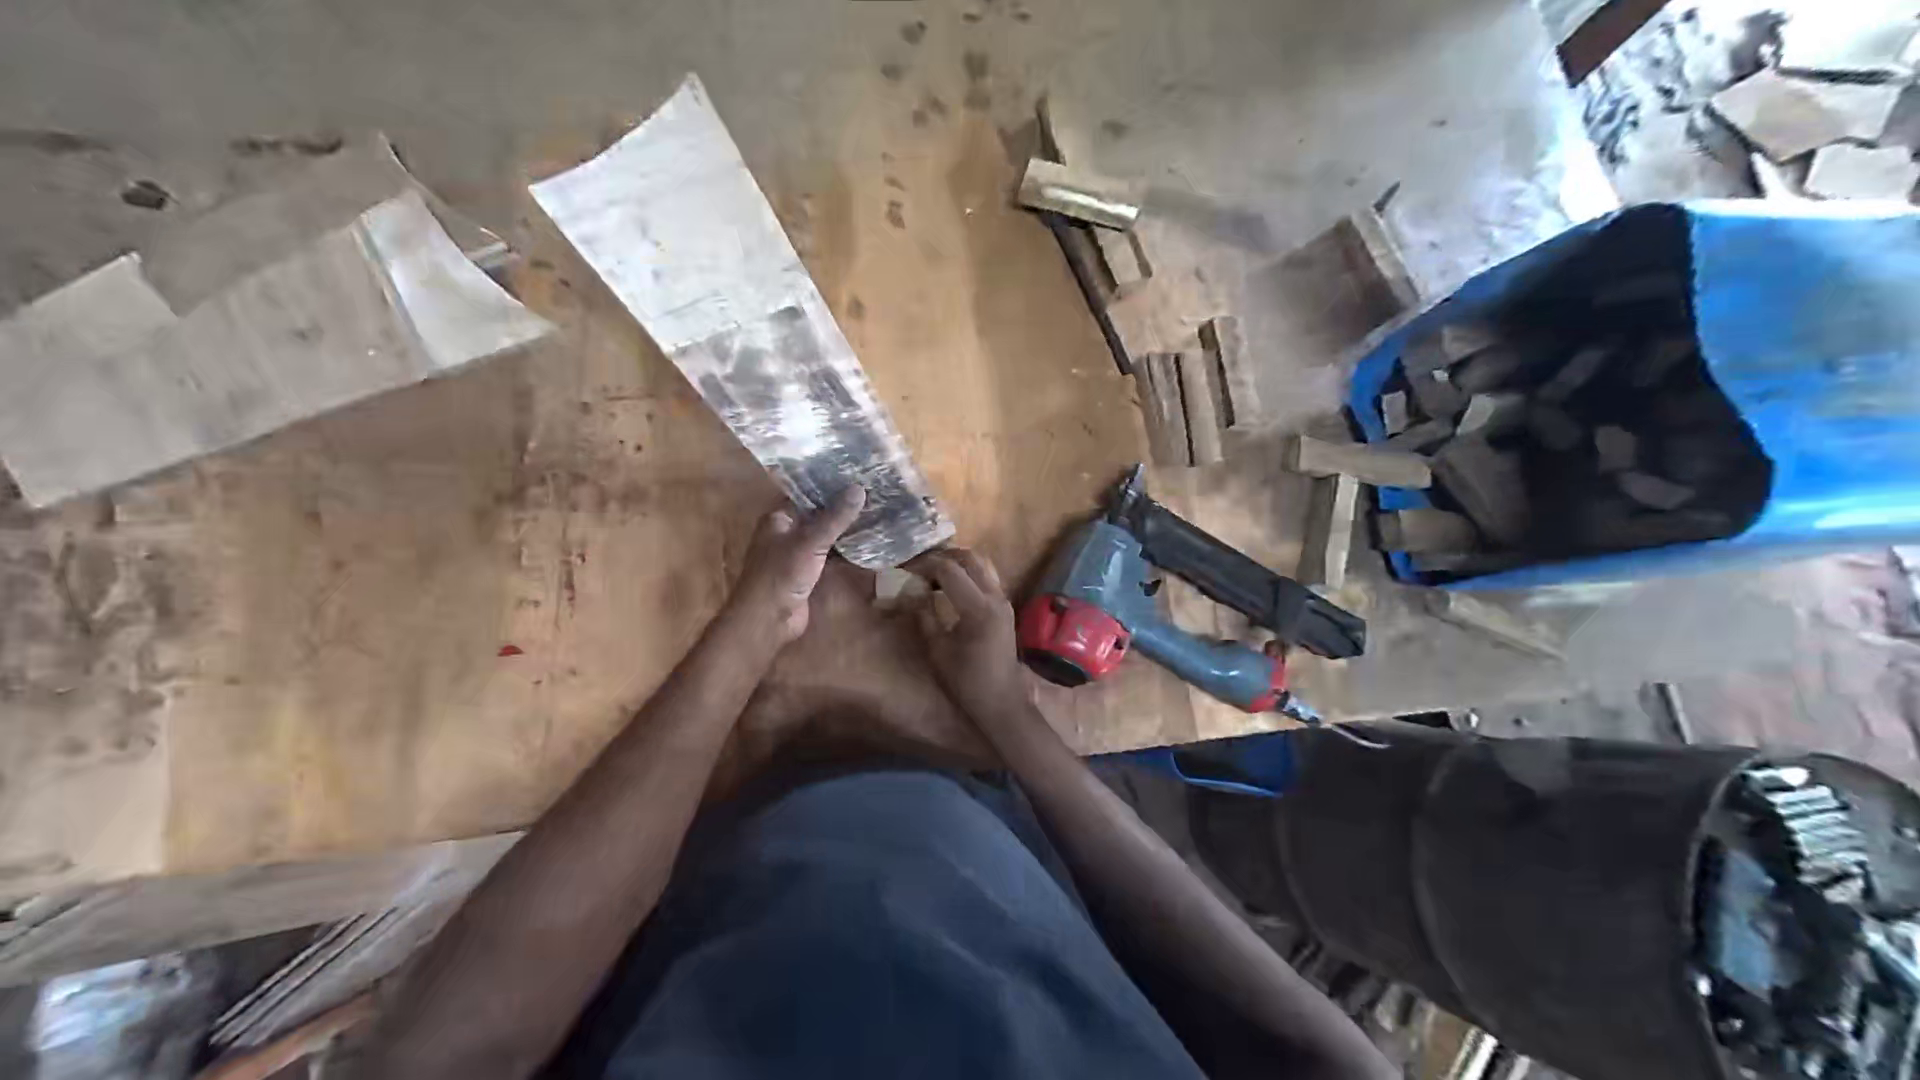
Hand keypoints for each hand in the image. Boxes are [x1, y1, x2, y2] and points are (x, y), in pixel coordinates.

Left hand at [725, 487, 865, 646]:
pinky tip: (868, 543)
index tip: (857, 474)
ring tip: (876, 513)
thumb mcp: (810, 541)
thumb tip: (860, 488)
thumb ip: (835, 517)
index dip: (829, 484)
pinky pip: (830, 555)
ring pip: (825, 536)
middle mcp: (787, 532)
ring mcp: (797, 554)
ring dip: (846, 529)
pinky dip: (846, 551)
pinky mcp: (808, 573)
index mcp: (779, 518)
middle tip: (874, 493)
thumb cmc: (781, 575)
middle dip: (842, 507)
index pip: (806, 493)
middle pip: (818, 514)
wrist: (767, 620)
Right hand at [908, 548, 1030, 721]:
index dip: (925, 565)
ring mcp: (1003, 600)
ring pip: (981, 564)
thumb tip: (910, 592)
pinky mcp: (1005, 606)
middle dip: (942, 557)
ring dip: (957, 563)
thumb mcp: (937, 649)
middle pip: (969, 558)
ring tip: (933, 574)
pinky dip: (968, 573)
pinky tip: (950, 586)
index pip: (949, 570)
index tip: (906, 569)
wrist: (1001, 700)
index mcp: (978, 608)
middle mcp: (995, 597)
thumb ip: (924, 615)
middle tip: (920, 567)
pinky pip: (986, 577)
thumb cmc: (966, 680)